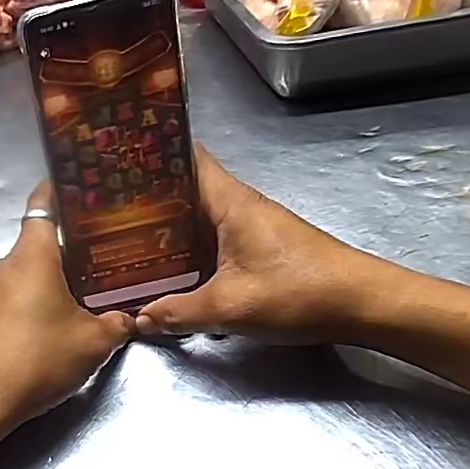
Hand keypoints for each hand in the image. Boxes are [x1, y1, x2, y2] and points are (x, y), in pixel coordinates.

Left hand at [0, 181, 134, 420]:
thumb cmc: (38, 357)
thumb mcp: (93, 341)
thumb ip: (117, 323)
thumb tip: (130, 318)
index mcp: (32, 254)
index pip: (43, 204)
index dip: (62, 191)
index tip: (84, 189)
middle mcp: (7, 263)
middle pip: (43, 240)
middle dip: (75, 245)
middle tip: (110, 251)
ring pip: (32, 270)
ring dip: (59, 276)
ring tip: (94, 288)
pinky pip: (20, 292)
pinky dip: (42, 297)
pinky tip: (64, 318)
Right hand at [136, 145, 416, 343]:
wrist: (365, 305)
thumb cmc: (299, 293)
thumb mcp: (230, 308)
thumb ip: (178, 312)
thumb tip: (138, 318)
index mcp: (230, 201)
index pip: (188, 156)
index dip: (152, 150)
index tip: (116, 155)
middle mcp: (238, 205)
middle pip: (184, 186)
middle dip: (146, 193)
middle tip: (104, 204)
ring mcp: (249, 225)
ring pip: (196, 214)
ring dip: (164, 223)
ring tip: (122, 234)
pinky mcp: (257, 247)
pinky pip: (210, 236)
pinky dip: (185, 244)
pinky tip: (165, 264)